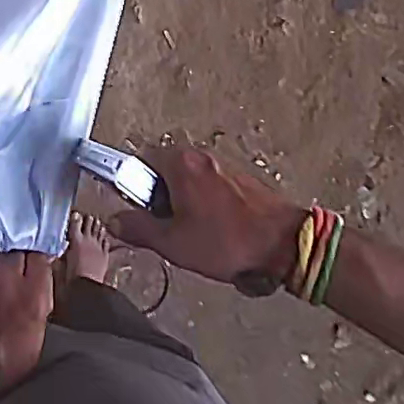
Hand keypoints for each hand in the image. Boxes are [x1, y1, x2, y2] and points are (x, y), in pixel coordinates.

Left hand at [0, 252, 53, 403]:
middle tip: (7, 279)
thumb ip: (38, 300)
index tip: (30, 263)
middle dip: (12, 262)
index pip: (38, 256)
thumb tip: (39, 279)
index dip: (34, 259)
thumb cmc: (5, 365)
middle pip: (12, 253)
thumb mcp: (36, 333)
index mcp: (32, 296)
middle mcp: (5, 282)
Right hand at [108, 148, 307, 284]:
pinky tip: (215, 232)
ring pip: (187, 181)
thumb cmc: (231, 242)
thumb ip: (138, 229)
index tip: (139, 211)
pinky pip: (209, 188)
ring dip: (183, 204)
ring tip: (193, 234)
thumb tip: (115, 221)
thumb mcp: (173, 243)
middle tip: (166, 227)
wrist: (288, 246)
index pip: (137, 161)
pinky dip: (205, 206)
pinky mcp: (241, 180)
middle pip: (162, 171)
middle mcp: (201, 157)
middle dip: (159, 198)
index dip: (133, 188)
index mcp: (179, 164)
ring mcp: (223, 167)